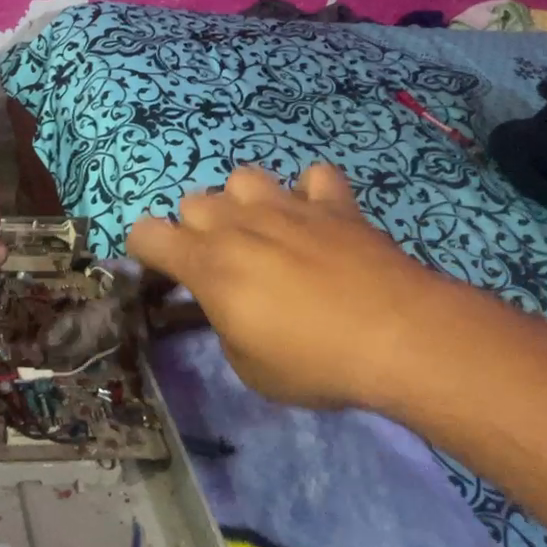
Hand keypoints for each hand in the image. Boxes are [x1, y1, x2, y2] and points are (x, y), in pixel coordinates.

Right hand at [126, 164, 451, 409]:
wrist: (401, 337)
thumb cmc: (315, 362)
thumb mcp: (250, 369)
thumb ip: (224, 326)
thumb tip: (229, 309)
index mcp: (206, 263)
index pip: (145, 233)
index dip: (147, 252)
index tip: (168, 276)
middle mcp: (236, 223)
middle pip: (192, 201)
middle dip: (199, 229)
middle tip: (227, 265)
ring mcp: (286, 206)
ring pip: (242, 177)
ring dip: (247, 202)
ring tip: (268, 233)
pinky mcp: (333, 204)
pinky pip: (315, 178)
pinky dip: (314, 195)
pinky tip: (322, 220)